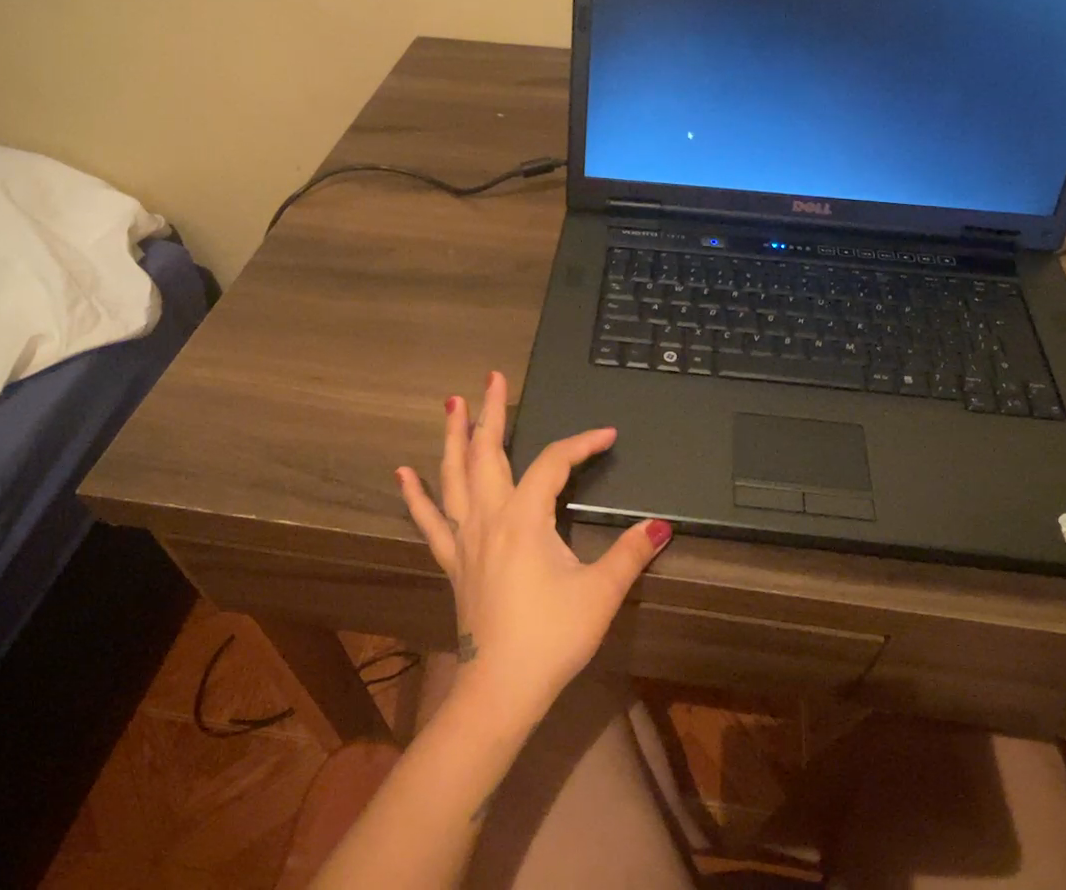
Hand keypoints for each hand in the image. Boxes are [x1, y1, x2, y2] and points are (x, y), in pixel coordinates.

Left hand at [396, 371, 671, 723]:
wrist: (502, 687)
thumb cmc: (553, 637)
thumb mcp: (601, 593)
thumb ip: (630, 553)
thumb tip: (662, 524)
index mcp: (524, 518)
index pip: (553, 463)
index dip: (581, 443)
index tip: (608, 435)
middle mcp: (488, 518)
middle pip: (487, 453)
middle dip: (491, 412)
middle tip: (492, 378)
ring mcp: (464, 539)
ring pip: (453, 476)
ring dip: (453, 438)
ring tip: (450, 404)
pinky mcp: (452, 561)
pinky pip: (429, 520)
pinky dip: (416, 494)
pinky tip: (403, 473)